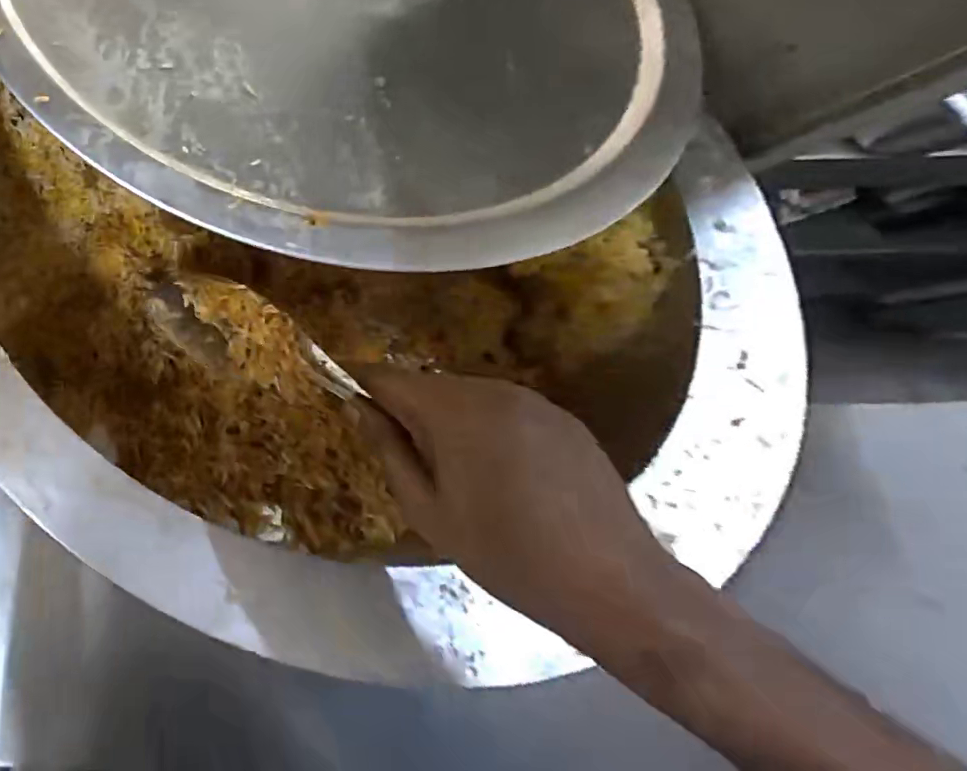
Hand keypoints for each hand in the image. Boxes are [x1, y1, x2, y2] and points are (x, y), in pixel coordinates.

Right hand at [356, 366, 965, 770]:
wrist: (620, 589)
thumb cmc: (509, 555)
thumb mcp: (429, 512)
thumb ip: (389, 451)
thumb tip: (360, 408)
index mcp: (455, 410)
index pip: (387, 377)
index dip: (360, 385)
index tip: (345, 403)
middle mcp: (494, 390)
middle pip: (428, 386)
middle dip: (408, 411)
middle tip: (410, 463)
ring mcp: (534, 401)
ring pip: (466, 397)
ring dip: (448, 421)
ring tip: (460, 476)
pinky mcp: (563, 419)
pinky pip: (504, 411)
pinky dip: (486, 430)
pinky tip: (505, 477)